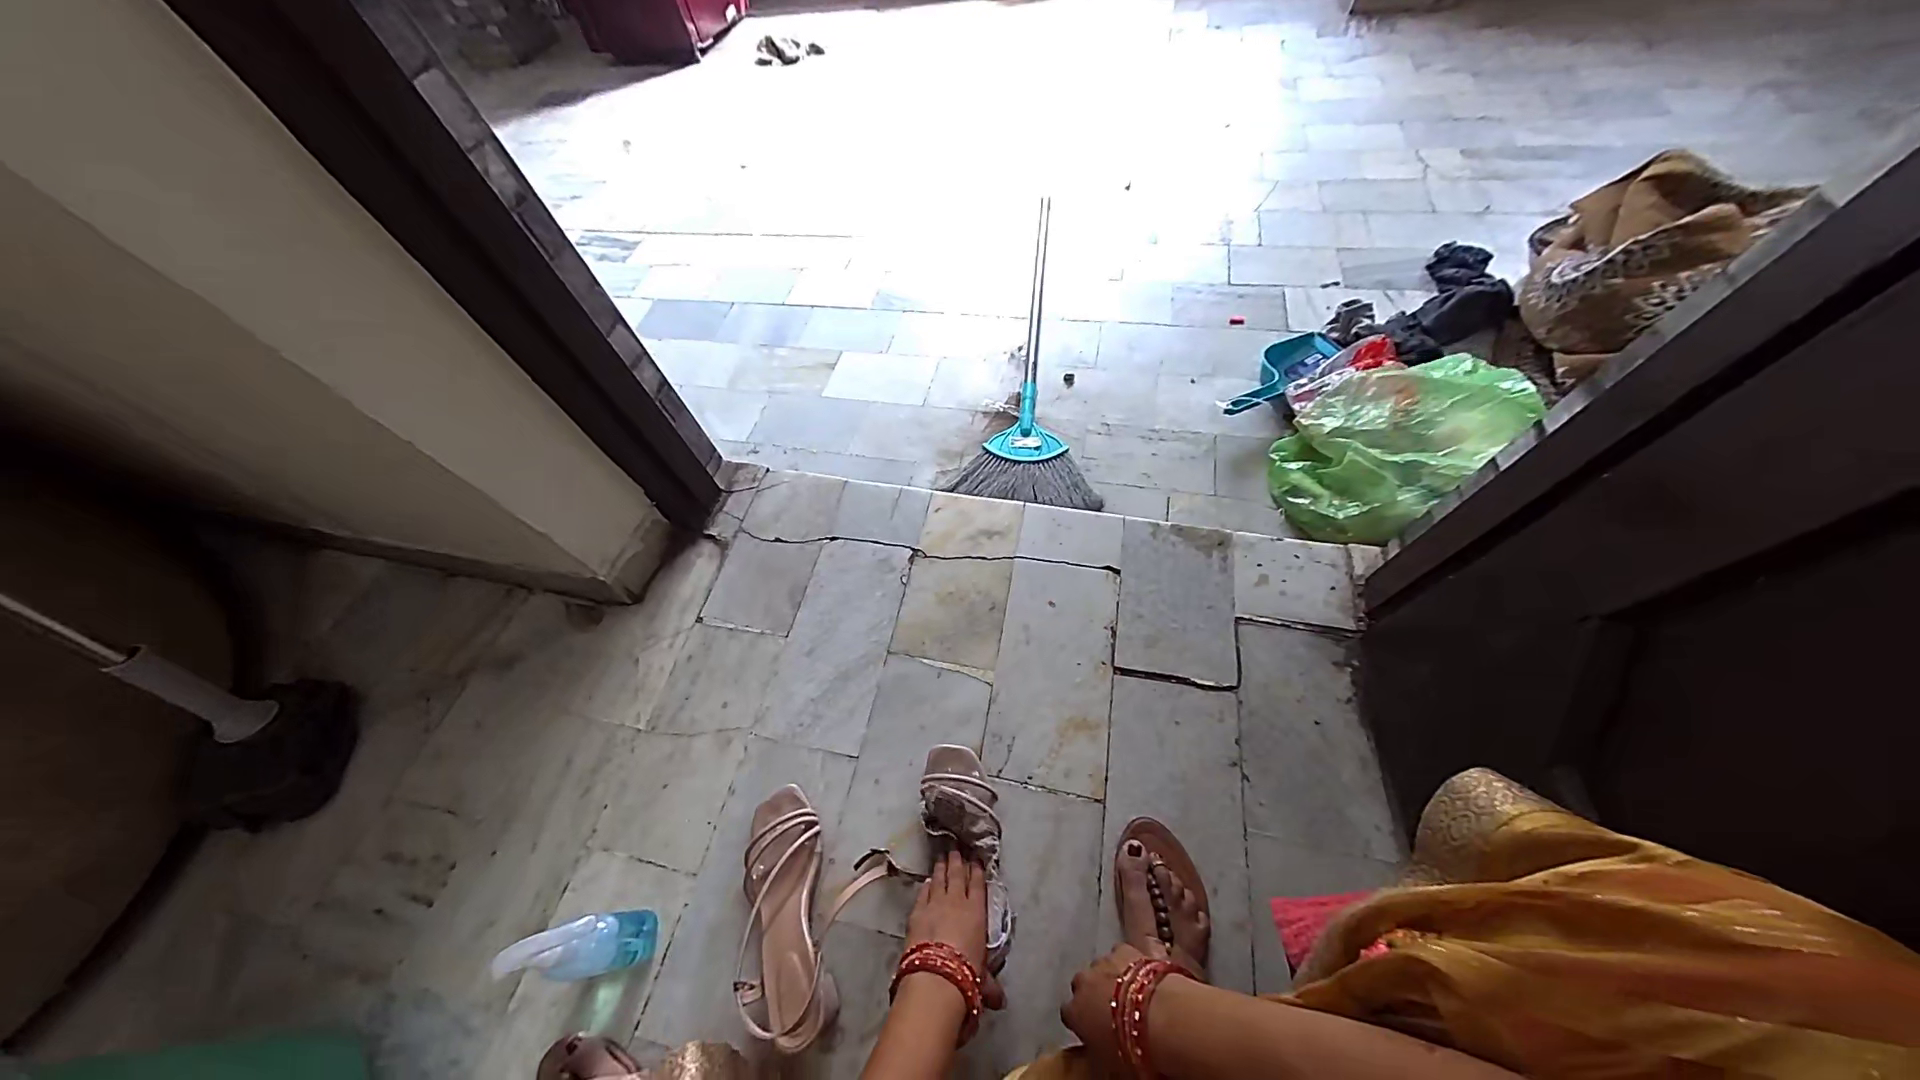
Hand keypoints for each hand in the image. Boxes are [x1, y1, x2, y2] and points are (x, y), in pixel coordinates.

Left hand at [904, 849, 1003, 1008]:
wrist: (936, 976)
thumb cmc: (966, 974)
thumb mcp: (983, 978)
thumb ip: (989, 983)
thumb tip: (999, 1000)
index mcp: (976, 912)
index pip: (977, 885)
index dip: (976, 871)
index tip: (975, 860)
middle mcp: (956, 902)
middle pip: (957, 875)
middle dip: (957, 861)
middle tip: (956, 849)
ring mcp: (934, 904)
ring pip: (939, 879)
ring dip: (941, 868)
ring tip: (942, 857)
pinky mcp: (916, 912)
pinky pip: (923, 893)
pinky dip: (926, 886)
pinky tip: (927, 882)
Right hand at [1060, 943, 1150, 1074]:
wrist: (1159, 1016)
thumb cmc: (1130, 1049)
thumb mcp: (1106, 1062)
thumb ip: (1094, 1048)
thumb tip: (1095, 1046)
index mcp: (1074, 1012)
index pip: (1068, 1013)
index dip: (1081, 1020)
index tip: (1093, 1028)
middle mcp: (1082, 982)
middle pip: (1082, 984)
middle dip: (1093, 993)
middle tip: (1113, 1009)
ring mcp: (1102, 962)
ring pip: (1101, 967)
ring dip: (1110, 977)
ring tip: (1129, 992)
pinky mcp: (1123, 948)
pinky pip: (1120, 954)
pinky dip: (1128, 962)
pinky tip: (1140, 974)